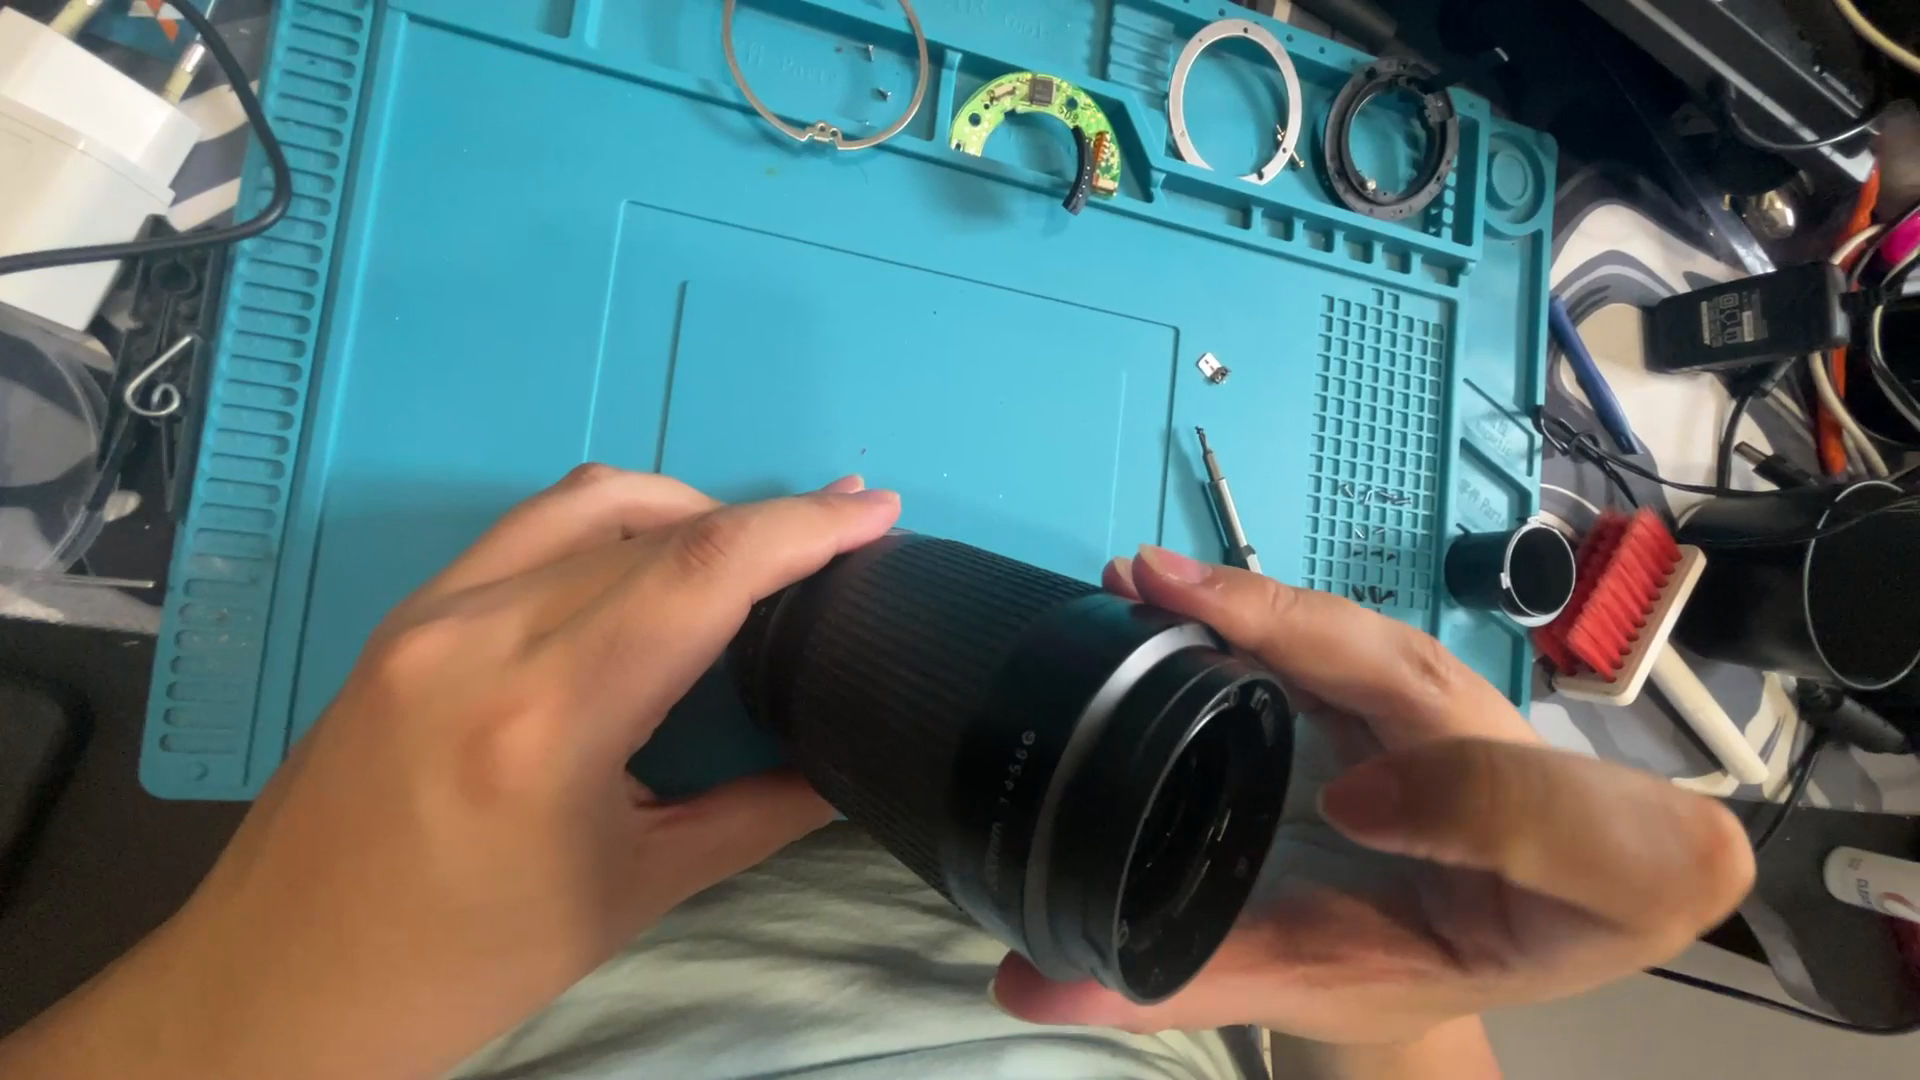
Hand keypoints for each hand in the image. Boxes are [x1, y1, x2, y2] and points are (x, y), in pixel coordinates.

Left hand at [0, 467, 900, 1079]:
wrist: (268, 991)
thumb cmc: (468, 961)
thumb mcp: (641, 889)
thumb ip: (767, 810)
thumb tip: (850, 759)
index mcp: (550, 718)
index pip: (703, 574)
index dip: (803, 530)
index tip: (875, 513)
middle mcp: (484, 636)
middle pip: (667, 531)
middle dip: (774, 520)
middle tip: (847, 530)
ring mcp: (436, 610)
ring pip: (604, 504)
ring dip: (705, 509)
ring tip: (765, 546)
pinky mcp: (412, 609)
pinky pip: (543, 522)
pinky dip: (629, 516)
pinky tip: (664, 551)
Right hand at [992, 546, 1753, 1046]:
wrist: (1425, 916)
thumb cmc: (1395, 961)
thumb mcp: (1318, 992)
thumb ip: (1192, 986)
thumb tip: (1025, 984)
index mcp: (1581, 887)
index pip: (1587, 829)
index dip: (1472, 805)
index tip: (1345, 808)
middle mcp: (1525, 764)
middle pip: (1433, 680)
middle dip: (1297, 629)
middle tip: (1162, 596)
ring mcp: (1450, 702)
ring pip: (1362, 633)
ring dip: (1250, 601)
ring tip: (1146, 583)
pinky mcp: (1384, 669)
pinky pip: (1320, 627)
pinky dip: (1241, 606)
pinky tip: (1171, 593)